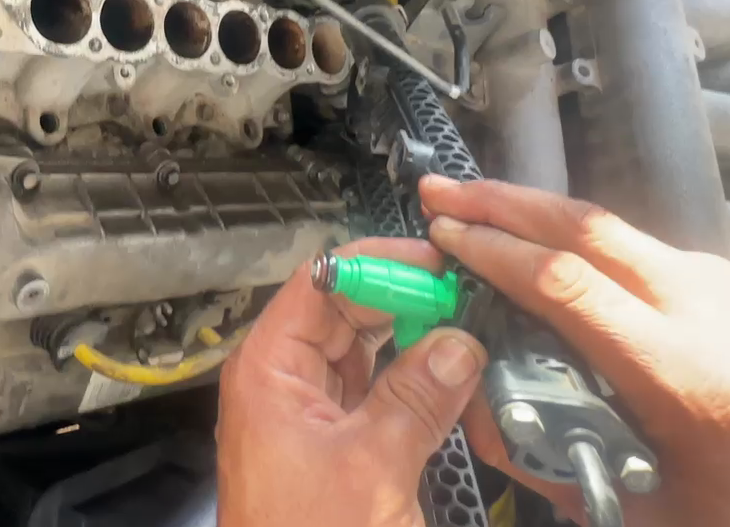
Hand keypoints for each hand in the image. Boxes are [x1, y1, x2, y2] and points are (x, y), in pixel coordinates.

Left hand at [217, 238, 487, 526]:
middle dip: (398, 298)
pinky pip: (367, 388)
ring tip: (459, 322)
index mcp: (269, 364)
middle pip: (340, 311)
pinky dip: (405, 377)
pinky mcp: (329, 440)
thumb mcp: (372, 468)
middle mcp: (281, 374)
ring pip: (358, 349)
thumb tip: (460, 341)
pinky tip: (444, 369)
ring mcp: (304, 407)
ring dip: (406, 335)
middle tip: (459, 293)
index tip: (432, 261)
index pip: (320, 284)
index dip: (375, 264)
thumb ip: (417, 398)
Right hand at [419, 176, 729, 526]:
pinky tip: (524, 229)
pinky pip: (624, 238)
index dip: (496, 252)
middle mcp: (716, 314)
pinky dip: (561, 225)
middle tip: (437, 191)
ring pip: (604, 221)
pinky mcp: (722, 273)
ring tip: (466, 199)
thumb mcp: (631, 508)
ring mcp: (726, 285)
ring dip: (525, 204)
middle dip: (499, 203)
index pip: (571, 286)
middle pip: (586, 228)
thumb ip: (535, 451)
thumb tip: (463, 385)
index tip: (440, 234)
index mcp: (698, 381)